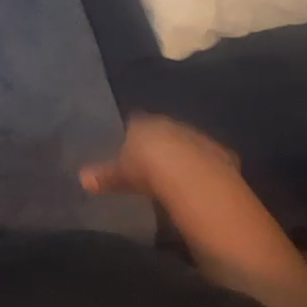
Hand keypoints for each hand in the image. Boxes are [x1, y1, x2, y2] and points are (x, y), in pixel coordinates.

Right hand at [80, 114, 239, 201]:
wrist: (196, 180)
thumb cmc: (149, 171)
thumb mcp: (121, 175)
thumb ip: (105, 176)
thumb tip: (82, 178)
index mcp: (145, 123)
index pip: (135, 123)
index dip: (132, 136)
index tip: (129, 151)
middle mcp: (172, 124)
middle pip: (163, 131)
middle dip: (159, 145)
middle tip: (151, 165)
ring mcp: (200, 137)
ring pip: (187, 144)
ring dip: (183, 156)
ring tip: (175, 176)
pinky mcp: (224, 155)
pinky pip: (209, 160)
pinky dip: (204, 169)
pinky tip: (200, 183)